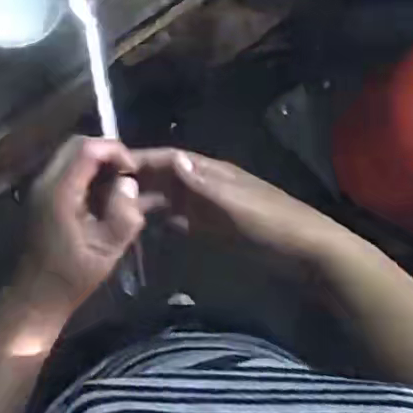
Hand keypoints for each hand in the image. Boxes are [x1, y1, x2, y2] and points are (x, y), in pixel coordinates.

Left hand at [12, 136, 156, 319]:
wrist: (37, 294)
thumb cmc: (72, 275)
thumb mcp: (107, 249)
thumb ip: (124, 214)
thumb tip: (129, 182)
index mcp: (59, 191)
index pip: (87, 149)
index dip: (115, 150)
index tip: (134, 169)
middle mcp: (46, 179)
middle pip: (77, 144)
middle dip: (107, 151)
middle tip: (129, 172)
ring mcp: (41, 184)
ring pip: (71, 153)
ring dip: (97, 160)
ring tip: (120, 180)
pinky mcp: (43, 192)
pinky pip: (67, 167)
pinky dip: (87, 170)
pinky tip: (104, 191)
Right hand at [131, 148, 362, 266]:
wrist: (309, 254)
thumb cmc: (274, 223)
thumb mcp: (238, 204)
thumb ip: (204, 185)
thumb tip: (173, 158)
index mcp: (211, 171)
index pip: (168, 159)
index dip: (141, 159)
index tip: (111, 165)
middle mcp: (204, 184)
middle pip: (164, 177)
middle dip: (136, 180)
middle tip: (103, 191)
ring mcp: (208, 206)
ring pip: (168, 198)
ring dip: (145, 201)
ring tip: (116, 211)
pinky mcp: (212, 228)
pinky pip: (179, 220)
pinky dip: (161, 220)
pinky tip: (143, 228)